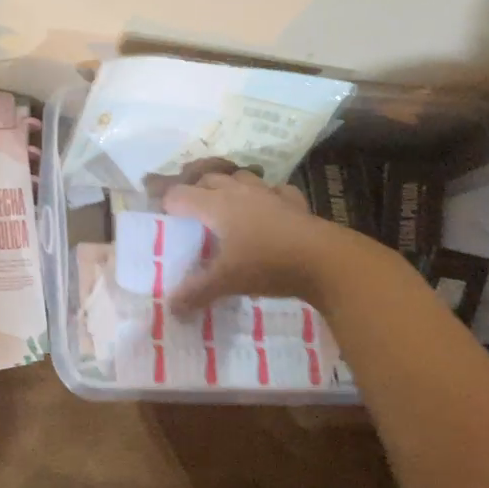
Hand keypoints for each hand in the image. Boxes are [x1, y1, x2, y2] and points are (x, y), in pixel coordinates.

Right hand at [162, 169, 391, 313]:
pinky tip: (268, 210)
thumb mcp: (226, 282)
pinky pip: (275, 191)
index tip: (163, 221)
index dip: (166, 205)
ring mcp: (268, 194)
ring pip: (240, 177)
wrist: (325, 260)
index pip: (179, 195)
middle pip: (207, 179)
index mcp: (215, 205)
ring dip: (228, 186)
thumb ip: (196, 293)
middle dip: (195, 191)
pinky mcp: (294, 202)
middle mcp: (238, 192)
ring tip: (225, 207)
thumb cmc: (267, 264)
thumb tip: (170, 310)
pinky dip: (266, 196)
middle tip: (190, 215)